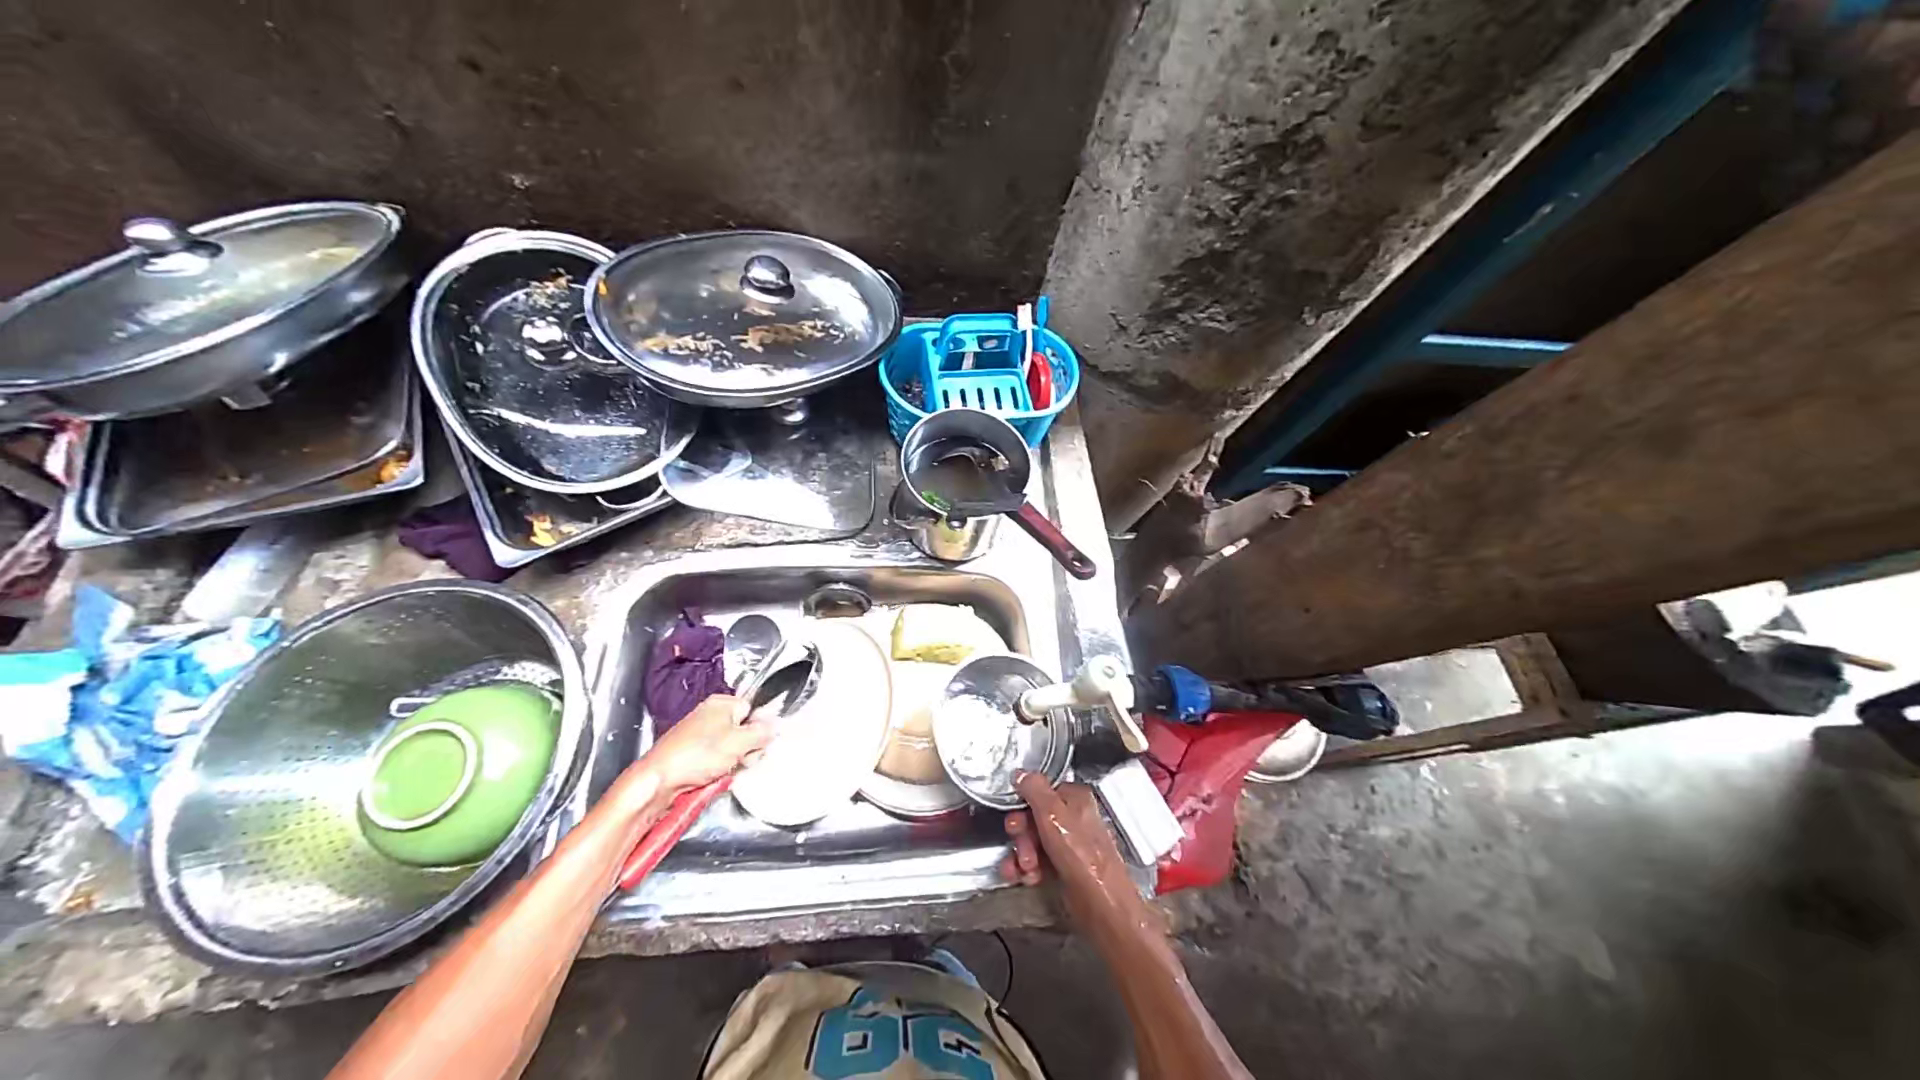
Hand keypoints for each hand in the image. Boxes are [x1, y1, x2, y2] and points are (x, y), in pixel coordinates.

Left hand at [638, 694, 773, 794]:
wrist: (657, 781)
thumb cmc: (697, 756)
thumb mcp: (739, 742)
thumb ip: (762, 732)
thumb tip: (775, 726)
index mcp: (721, 703)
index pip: (753, 709)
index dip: (759, 727)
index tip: (759, 743)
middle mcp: (711, 716)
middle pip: (745, 730)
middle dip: (748, 748)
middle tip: (741, 759)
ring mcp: (701, 736)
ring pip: (733, 748)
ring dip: (736, 762)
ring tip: (725, 770)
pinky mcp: (694, 755)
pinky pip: (719, 760)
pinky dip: (721, 770)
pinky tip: (716, 777)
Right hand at [1000, 772, 1155, 933]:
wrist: (1101, 904)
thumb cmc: (1082, 856)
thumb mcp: (1053, 814)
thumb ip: (1034, 790)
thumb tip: (1021, 773)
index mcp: (1076, 798)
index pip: (1042, 791)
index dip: (1024, 805)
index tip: (1015, 818)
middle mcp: (1074, 819)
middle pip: (1034, 817)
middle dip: (1022, 834)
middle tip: (1021, 846)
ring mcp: (1070, 844)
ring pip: (1034, 841)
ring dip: (1022, 854)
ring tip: (1024, 868)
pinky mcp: (1065, 868)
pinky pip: (1038, 861)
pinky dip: (1028, 869)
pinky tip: (1025, 877)